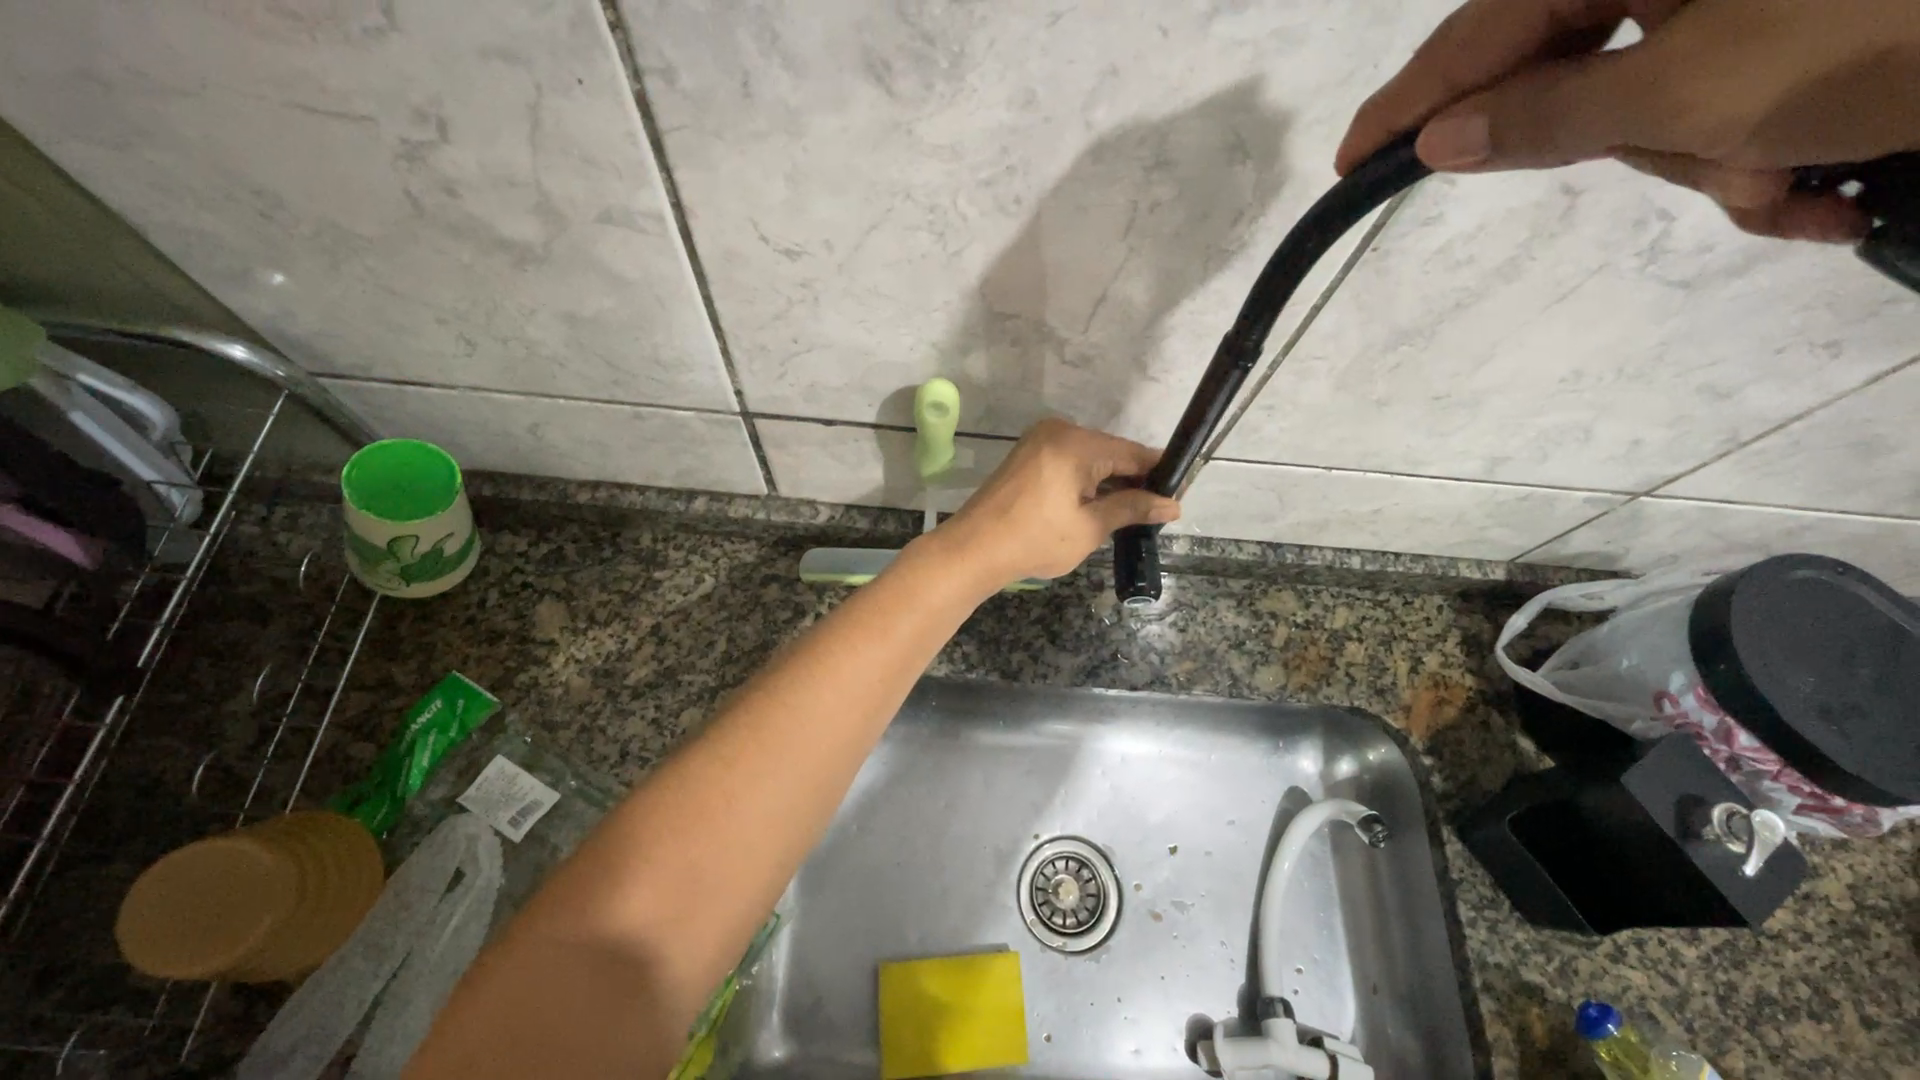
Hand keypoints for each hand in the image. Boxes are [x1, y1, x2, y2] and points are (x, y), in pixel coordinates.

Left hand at [923, 418, 1179, 587]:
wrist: (973, 550)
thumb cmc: (1035, 540)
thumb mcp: (1090, 526)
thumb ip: (1132, 508)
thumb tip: (1172, 504)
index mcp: (1077, 443)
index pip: (1133, 453)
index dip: (1159, 474)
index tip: (1179, 494)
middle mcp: (1059, 431)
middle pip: (1112, 453)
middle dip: (1133, 480)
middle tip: (1156, 513)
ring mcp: (1039, 441)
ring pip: (1090, 459)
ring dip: (1109, 483)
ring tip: (1129, 515)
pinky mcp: (1028, 456)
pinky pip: (1069, 462)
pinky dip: (1086, 482)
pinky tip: (1097, 507)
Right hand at [1336, 0, 1919, 240]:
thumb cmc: (1882, 29)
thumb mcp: (1694, 89)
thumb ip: (1545, 116)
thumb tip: (1435, 143)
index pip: (1473, 37)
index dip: (1406, 110)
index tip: (1345, 169)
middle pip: (1576, 79)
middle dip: (1636, 152)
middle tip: (1720, 178)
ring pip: (1656, 107)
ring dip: (1717, 167)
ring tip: (1803, 187)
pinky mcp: (1784, 20)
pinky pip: (1723, 103)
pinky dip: (1765, 159)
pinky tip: (1827, 185)